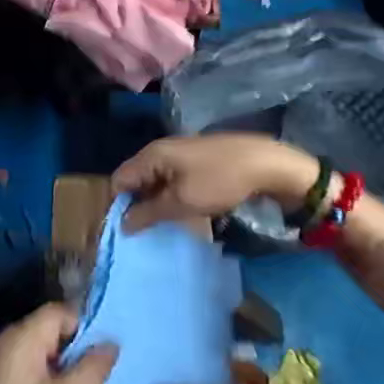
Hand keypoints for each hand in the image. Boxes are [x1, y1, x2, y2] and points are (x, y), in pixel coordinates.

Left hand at [0, 304, 115, 383]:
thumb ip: (94, 366)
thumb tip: (111, 342)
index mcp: (20, 338)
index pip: (60, 311)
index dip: (86, 327)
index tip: (104, 354)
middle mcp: (4, 345)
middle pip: (50, 331)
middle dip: (76, 350)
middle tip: (96, 378)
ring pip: (41, 355)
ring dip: (64, 370)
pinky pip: (28, 373)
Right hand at [112, 134, 318, 231]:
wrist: (266, 164)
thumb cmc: (220, 180)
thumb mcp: (181, 202)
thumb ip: (149, 212)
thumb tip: (122, 223)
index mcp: (153, 154)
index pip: (119, 180)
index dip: (118, 205)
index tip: (125, 232)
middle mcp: (162, 150)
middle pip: (136, 179)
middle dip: (137, 205)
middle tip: (143, 233)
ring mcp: (182, 154)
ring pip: (156, 181)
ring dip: (156, 203)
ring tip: (162, 228)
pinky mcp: (198, 162)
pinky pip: (174, 180)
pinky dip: (172, 197)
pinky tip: (182, 214)